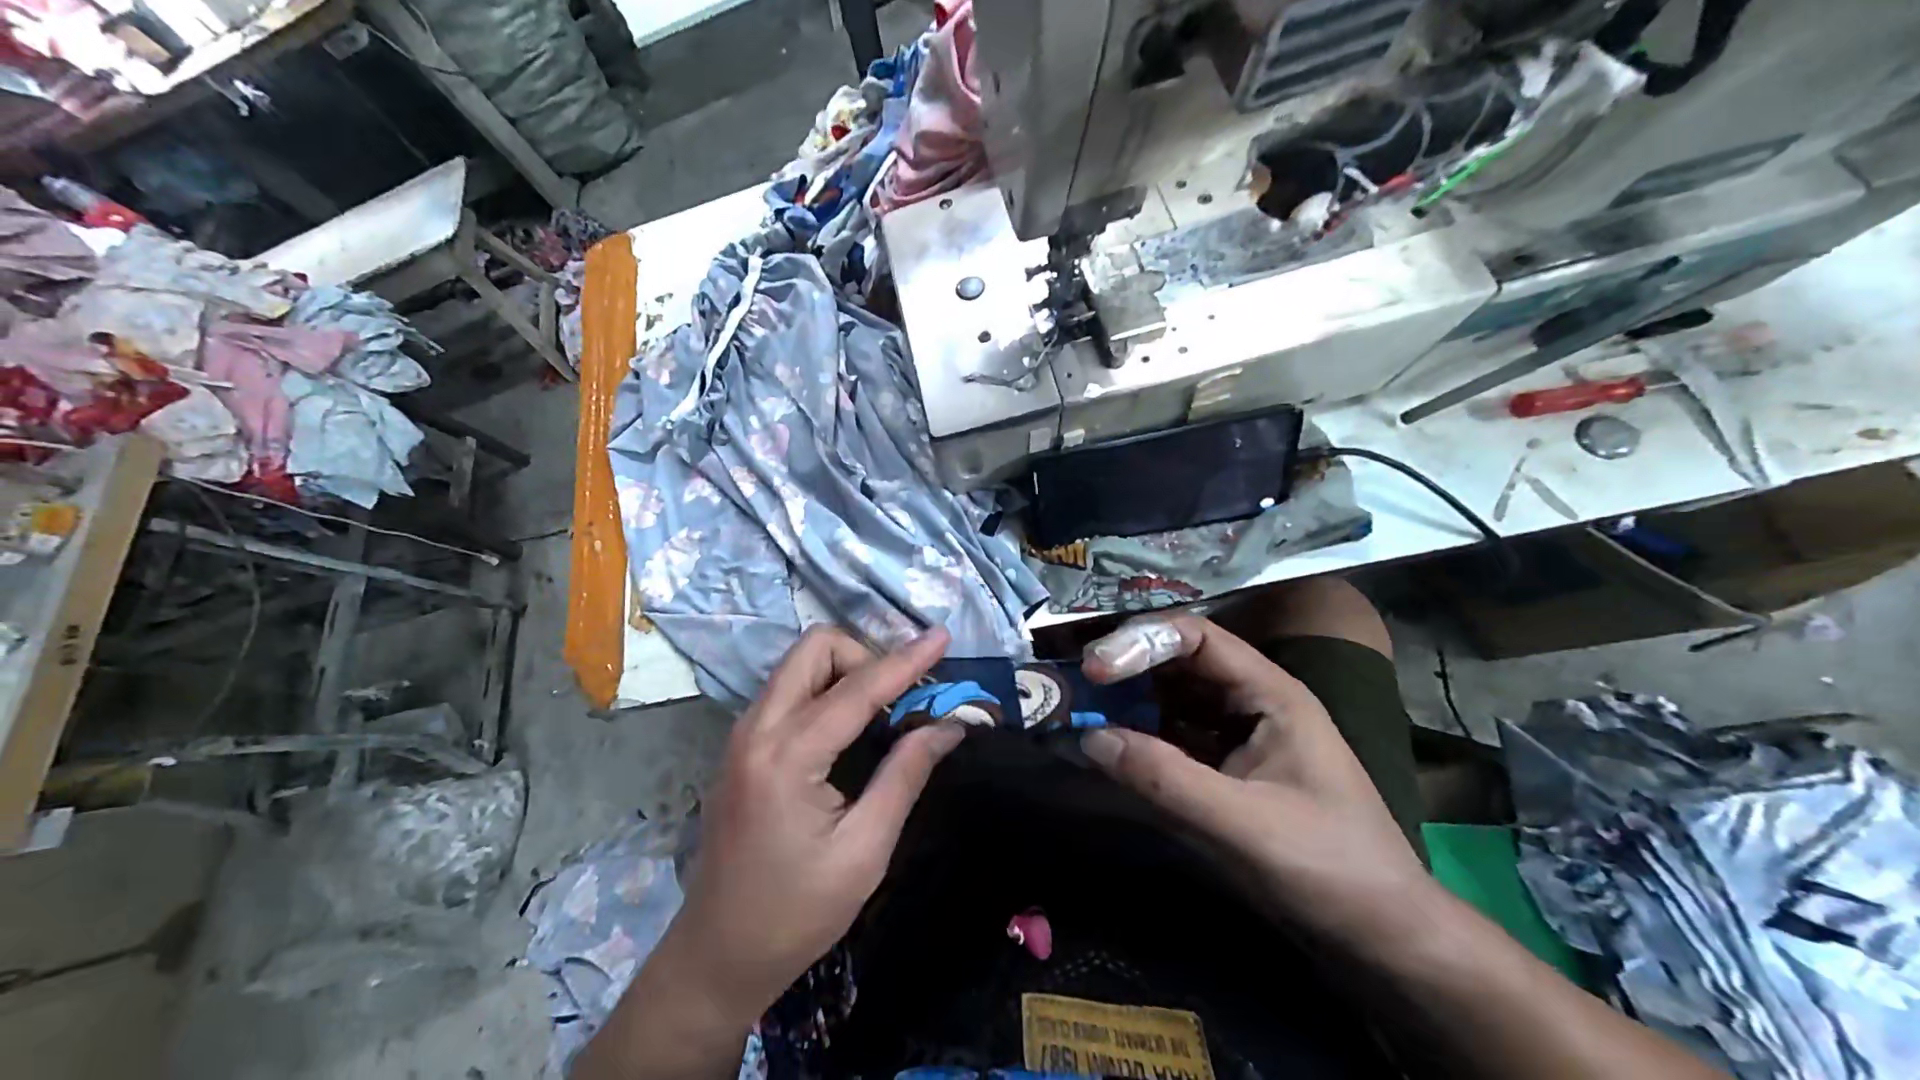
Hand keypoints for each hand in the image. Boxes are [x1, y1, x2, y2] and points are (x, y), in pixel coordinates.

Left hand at [661, 626, 964, 1021]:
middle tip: (903, 695)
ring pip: (799, 664)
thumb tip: (948, 725)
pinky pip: (788, 690)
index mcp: (786, 755)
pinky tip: (851, 726)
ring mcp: (743, 734)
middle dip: (865, 656)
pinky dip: (826, 689)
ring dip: (846, 670)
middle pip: (815, 649)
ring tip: (886, 709)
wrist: (717, 954)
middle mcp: (757, 728)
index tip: (943, 636)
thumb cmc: (796, 913)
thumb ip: (905, 775)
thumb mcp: (865, 851)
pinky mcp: (742, 746)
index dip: (906, 660)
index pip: (858, 687)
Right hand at [1080, 614, 1433, 944]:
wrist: (1383, 936)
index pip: (1196, 639)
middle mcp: (1252, 702)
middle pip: (1179, 664)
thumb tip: (1089, 738)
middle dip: (1125, 668)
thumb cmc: (1328, 868)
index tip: (1094, 668)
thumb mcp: (1244, 824)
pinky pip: (1174, 738)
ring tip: (1076, 708)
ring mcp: (1238, 736)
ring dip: (1127, 702)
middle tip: (1072, 683)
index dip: (1141, 642)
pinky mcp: (1226, 770)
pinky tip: (1106, 746)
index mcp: (1270, 694)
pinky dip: (1139, 738)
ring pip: (1173, 700)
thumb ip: (1166, 779)